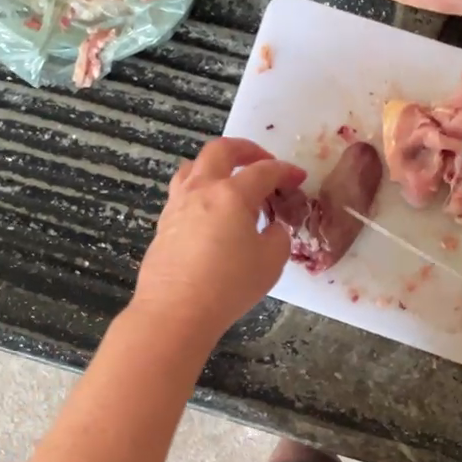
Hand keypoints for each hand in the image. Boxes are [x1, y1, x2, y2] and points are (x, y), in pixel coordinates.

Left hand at [130, 138, 305, 346]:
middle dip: (246, 149)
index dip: (285, 171)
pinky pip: (183, 191)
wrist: (175, 311)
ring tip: (230, 180)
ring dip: (216, 165)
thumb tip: (270, 228)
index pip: (264, 171)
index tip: (297, 178)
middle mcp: (202, 190)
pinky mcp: (164, 223)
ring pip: (194, 166)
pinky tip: (210, 211)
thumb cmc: (228, 286)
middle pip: (221, 150)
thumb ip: (277, 236)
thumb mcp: (270, 262)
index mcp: (232, 194)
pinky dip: (201, 189)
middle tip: (263, 161)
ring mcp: (178, 204)